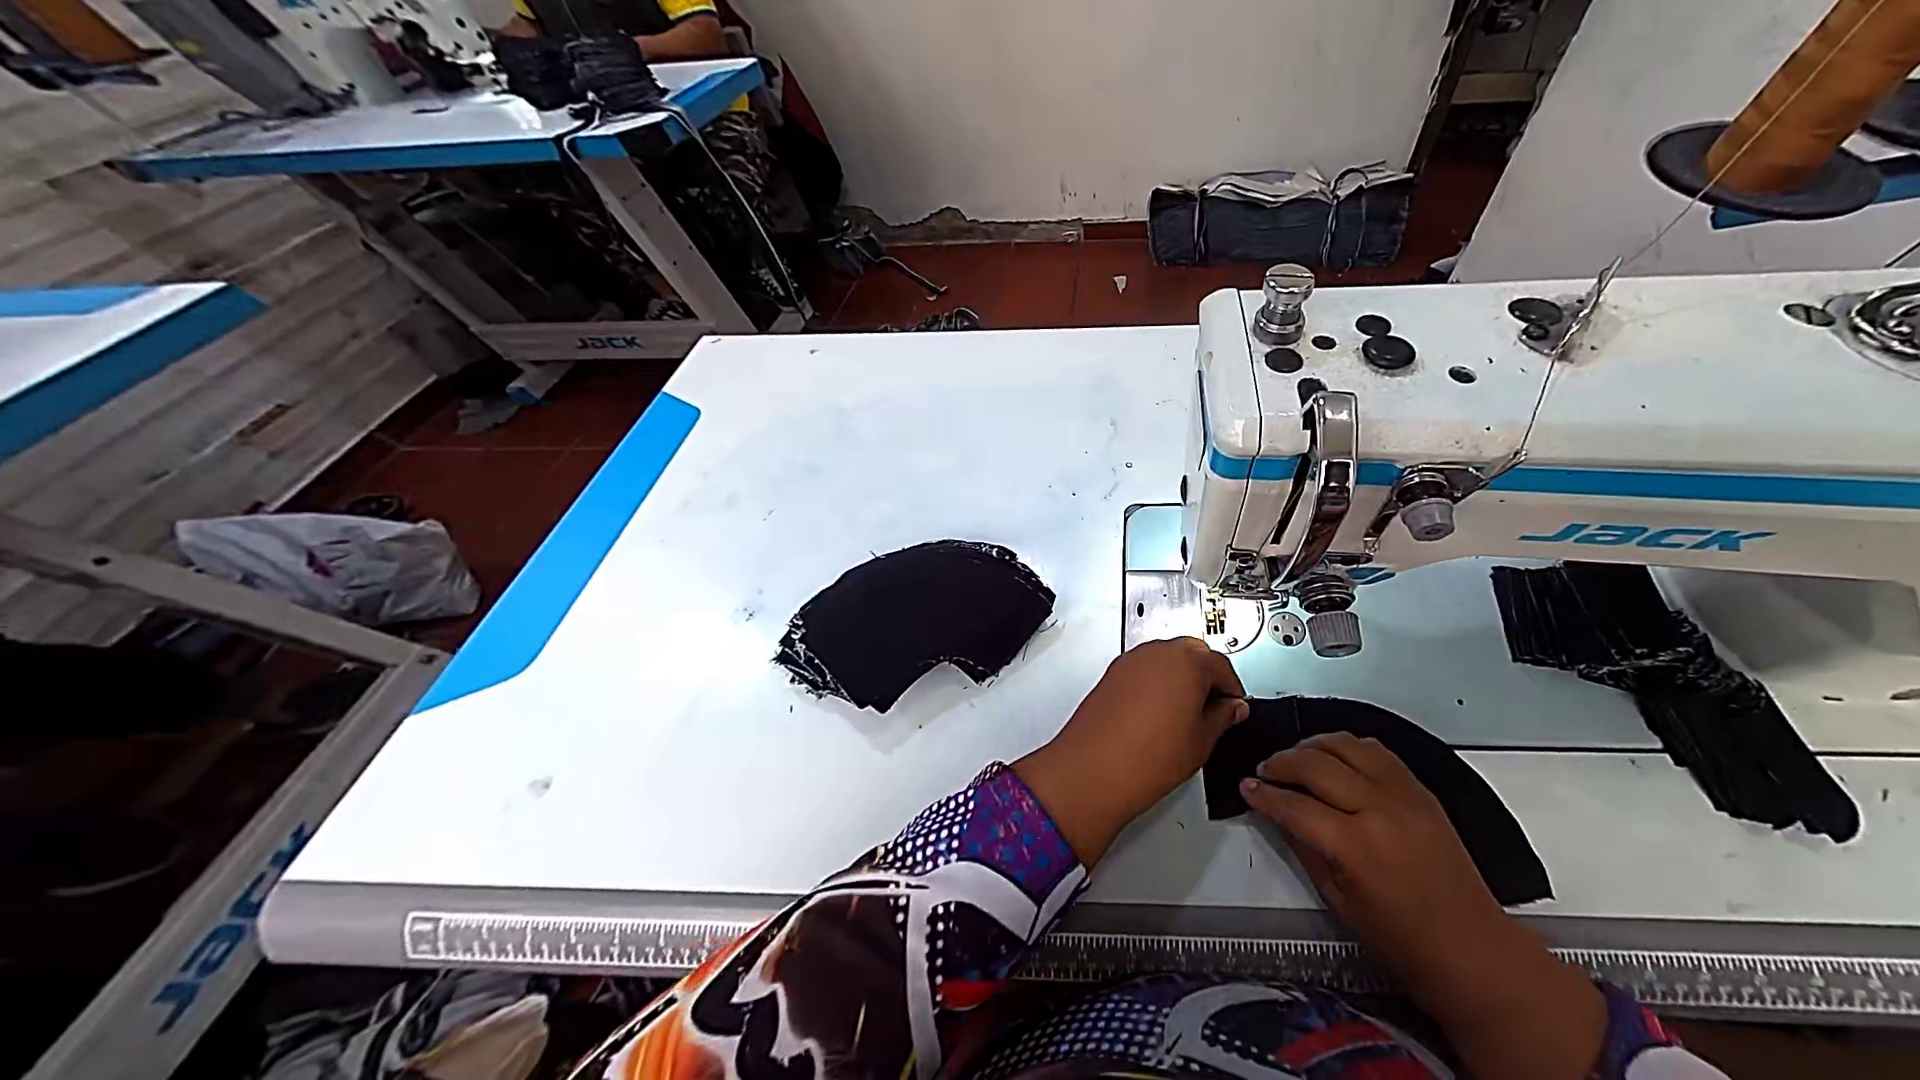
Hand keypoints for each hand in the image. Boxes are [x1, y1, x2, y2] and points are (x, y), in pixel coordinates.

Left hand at [1015, 638, 1247, 863]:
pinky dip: (1155, 682)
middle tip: (1214, 707)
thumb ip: (1222, 717)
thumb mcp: (1201, 740)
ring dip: (1179, 677)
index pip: (1221, 665)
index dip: (1232, 688)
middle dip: (1206, 676)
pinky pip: (1142, 669)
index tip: (1235, 705)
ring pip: (1165, 658)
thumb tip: (1230, 709)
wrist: (1094, 769)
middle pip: (1192, 653)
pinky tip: (1159, 713)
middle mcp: (1156, 653)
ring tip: (1186, 713)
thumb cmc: (1143, 756)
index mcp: (1187, 662)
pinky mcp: (1112, 674)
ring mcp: (1130, 662)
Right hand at [1242, 733, 1603, 1079]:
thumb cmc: (1401, 938)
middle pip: (1316, 764)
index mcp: (1356, 845)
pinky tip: (1334, 757)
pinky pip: (1378, 751)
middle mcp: (1381, 810)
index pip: (1294, 804)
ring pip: (1347, 745)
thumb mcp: (1336, 898)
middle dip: (1281, 763)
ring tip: (1295, 758)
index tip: (1246, 787)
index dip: (1263, 795)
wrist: (1472, 949)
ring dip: (1312, 746)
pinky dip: (1349, 746)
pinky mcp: (1422, 792)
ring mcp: (1406, 796)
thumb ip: (1302, 845)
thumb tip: (1275, 812)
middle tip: (1264, 771)